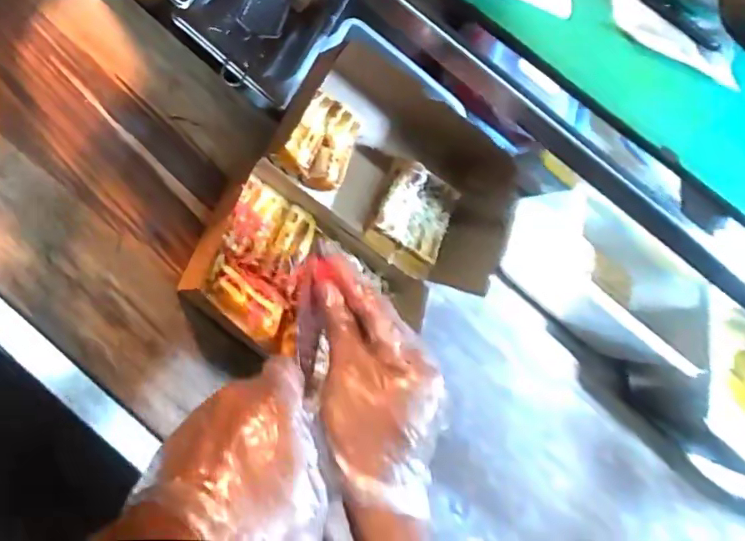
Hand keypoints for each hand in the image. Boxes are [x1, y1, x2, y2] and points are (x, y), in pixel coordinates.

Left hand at [100, 359, 326, 540]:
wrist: (192, 530)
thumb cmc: (258, 513)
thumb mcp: (306, 492)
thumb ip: (309, 452)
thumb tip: (307, 441)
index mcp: (270, 400)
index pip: (286, 369)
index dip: (294, 386)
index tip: (299, 407)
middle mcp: (234, 394)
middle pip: (257, 392)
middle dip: (267, 415)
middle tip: (277, 451)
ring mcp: (204, 408)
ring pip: (231, 411)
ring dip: (241, 431)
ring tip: (247, 469)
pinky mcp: (180, 429)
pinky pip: (209, 429)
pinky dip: (217, 444)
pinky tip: (221, 476)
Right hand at [313, 254, 444, 534]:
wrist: (376, 493)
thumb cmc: (361, 430)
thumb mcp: (346, 372)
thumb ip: (341, 325)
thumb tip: (329, 285)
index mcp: (414, 356)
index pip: (376, 305)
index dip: (348, 277)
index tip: (327, 251)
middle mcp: (420, 362)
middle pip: (380, 315)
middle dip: (349, 288)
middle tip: (323, 262)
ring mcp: (412, 378)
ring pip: (377, 330)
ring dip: (350, 307)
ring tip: (327, 282)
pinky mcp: (400, 390)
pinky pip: (375, 347)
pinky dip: (354, 330)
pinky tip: (338, 318)